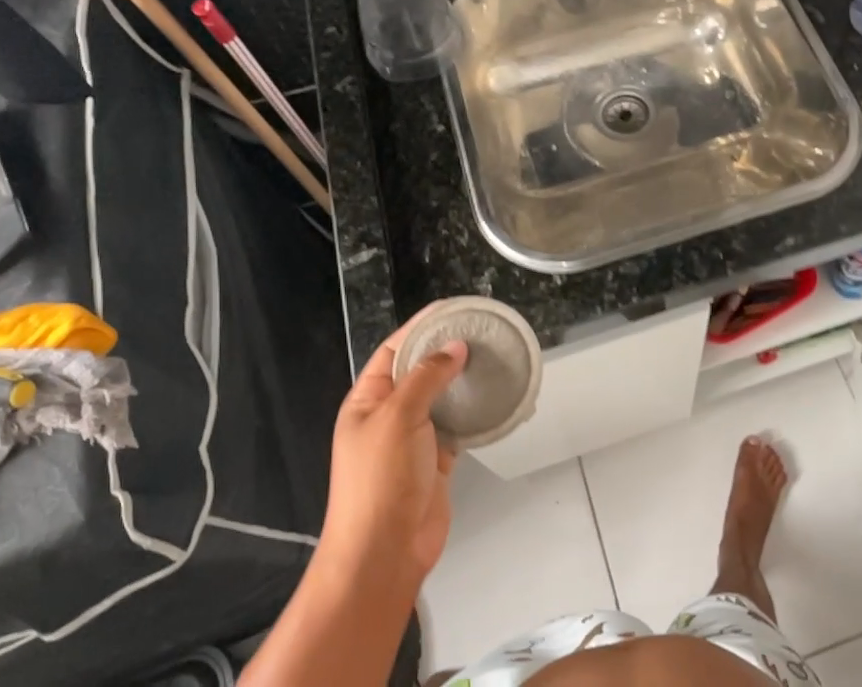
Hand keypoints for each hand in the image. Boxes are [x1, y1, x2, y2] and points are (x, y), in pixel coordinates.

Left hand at [321, 310, 469, 584]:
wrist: (384, 552)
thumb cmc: (380, 479)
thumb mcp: (398, 418)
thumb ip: (426, 378)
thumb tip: (454, 348)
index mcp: (367, 400)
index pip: (395, 350)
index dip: (422, 327)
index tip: (455, 310)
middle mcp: (388, 415)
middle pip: (419, 372)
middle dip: (447, 351)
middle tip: (483, 332)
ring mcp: (413, 440)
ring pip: (441, 399)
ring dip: (463, 382)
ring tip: (494, 358)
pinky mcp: (436, 462)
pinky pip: (457, 428)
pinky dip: (474, 414)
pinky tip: (495, 399)